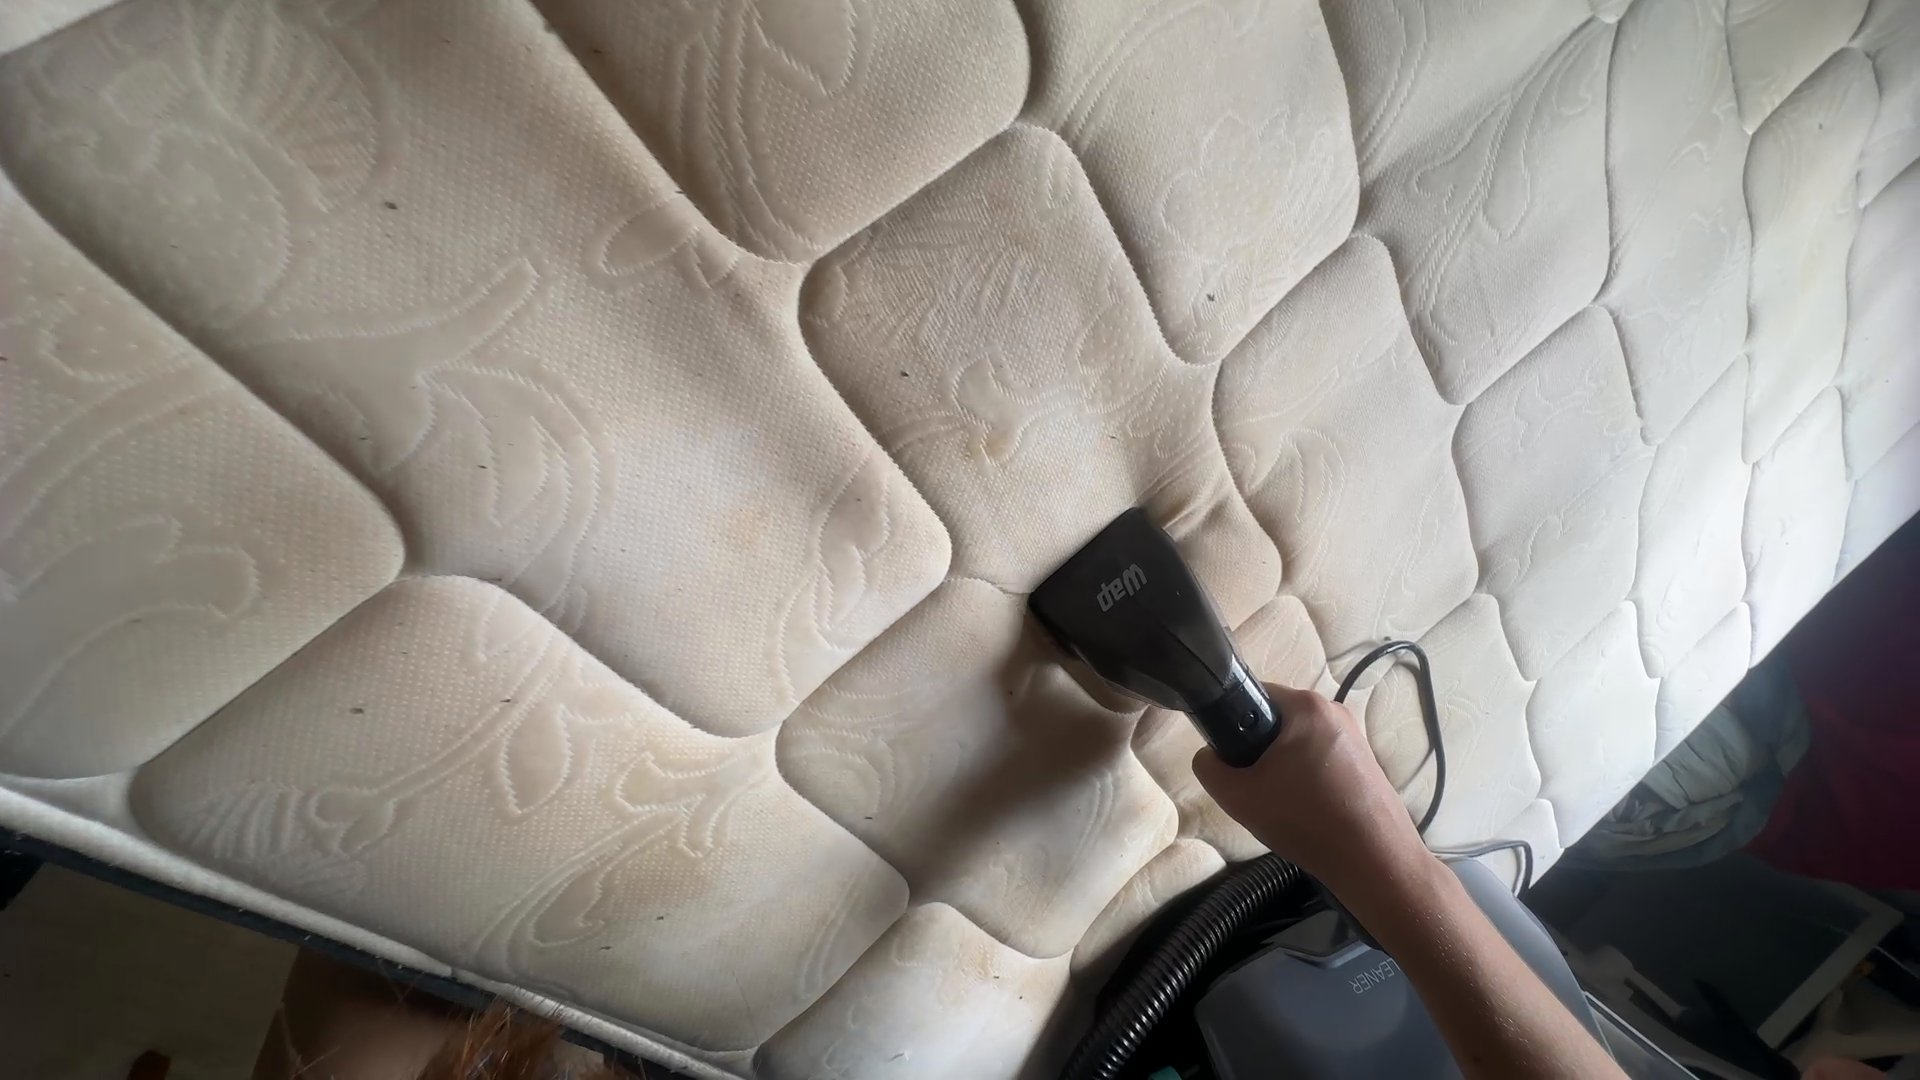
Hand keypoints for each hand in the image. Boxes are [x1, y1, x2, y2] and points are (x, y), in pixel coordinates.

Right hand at [1192, 682, 1431, 900]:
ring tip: (1279, 801)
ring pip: (1299, 742)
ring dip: (1283, 765)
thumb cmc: (1306, 820)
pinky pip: (1321, 758)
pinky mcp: (1368, 763)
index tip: (1231, 756)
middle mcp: (1334, 711)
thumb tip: (1210, 756)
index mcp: (1306, 706)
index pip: (1253, 694)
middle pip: (1276, 719)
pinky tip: (1306, 809)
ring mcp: (1356, 737)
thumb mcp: (1237, 796)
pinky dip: (1307, 778)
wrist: (1377, 865)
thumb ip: (1208, 767)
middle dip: (1259, 748)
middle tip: (1252, 784)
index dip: (1233, 722)